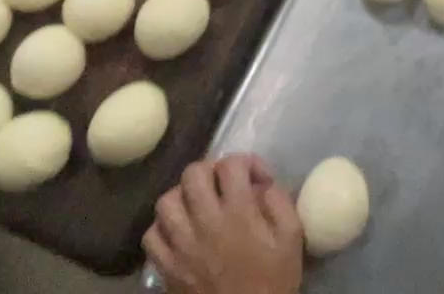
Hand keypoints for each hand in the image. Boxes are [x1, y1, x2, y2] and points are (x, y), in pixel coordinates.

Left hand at [143, 155, 303, 293]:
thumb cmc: (272, 281)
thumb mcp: (292, 238)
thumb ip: (280, 202)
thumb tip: (262, 185)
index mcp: (238, 213)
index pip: (231, 164)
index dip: (247, 162)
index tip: (258, 181)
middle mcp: (205, 223)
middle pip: (193, 174)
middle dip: (212, 170)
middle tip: (225, 184)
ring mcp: (181, 246)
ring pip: (166, 201)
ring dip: (183, 196)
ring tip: (199, 205)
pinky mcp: (166, 268)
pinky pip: (151, 235)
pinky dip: (164, 227)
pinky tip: (181, 231)